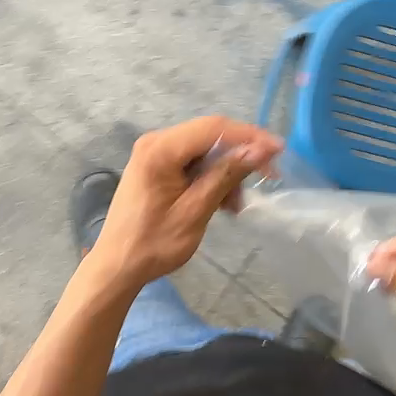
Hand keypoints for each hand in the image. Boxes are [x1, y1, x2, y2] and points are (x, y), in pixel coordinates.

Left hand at [91, 115, 283, 289]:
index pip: (214, 128)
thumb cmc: (154, 243)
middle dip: (241, 155)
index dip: (250, 136)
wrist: (117, 267)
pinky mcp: (158, 165)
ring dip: (227, 171)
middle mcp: (157, 141)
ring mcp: (156, 152)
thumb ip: (226, 175)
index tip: (279, 151)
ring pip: (206, 150)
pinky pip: (194, 161)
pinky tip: (223, 201)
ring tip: (236, 204)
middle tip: (267, 177)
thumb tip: (260, 149)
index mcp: (161, 149)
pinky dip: (212, 177)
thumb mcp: (195, 210)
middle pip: (211, 136)